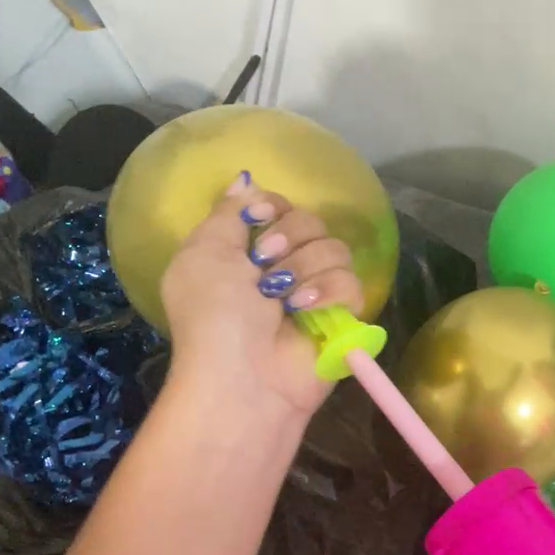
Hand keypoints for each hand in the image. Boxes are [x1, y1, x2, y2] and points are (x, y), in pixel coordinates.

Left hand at [158, 172, 365, 419]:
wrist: (242, 375)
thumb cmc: (212, 315)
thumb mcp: (203, 254)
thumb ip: (227, 213)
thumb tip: (244, 178)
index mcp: (247, 250)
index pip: (281, 207)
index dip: (274, 207)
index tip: (258, 219)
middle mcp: (285, 266)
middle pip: (312, 221)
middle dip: (288, 238)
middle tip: (264, 265)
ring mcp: (317, 291)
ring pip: (336, 249)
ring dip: (304, 268)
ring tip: (282, 299)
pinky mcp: (344, 316)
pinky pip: (351, 282)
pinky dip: (327, 292)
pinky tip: (303, 310)